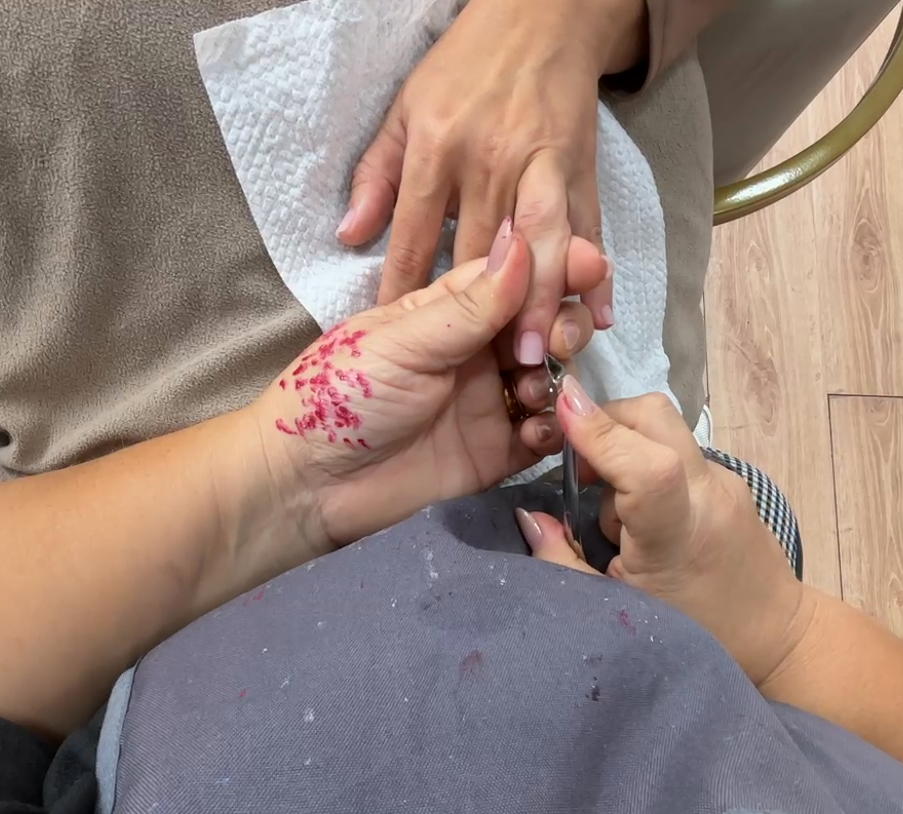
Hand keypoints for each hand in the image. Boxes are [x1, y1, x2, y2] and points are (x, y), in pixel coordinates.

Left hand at [254, 222, 608, 547]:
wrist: (310, 484)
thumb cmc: (342, 397)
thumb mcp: (403, 342)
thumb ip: (469, 305)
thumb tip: (522, 240)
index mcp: (449, 313)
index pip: (515, 279)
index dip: (555, 269)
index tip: (591, 265)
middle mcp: (475, 353)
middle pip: (543, 327)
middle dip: (563, 327)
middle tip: (558, 344)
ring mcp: (486, 404)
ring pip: (550, 380)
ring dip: (559, 379)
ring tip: (536, 391)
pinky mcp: (492, 453)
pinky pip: (539, 436)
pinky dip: (550, 429)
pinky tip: (537, 429)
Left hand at [336, 0, 645, 366]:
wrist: (542, 11)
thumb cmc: (464, 68)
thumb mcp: (404, 109)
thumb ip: (376, 176)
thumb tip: (350, 236)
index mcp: (436, 149)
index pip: (414, 236)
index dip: (403, 289)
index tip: (399, 338)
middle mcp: (489, 161)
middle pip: (486, 251)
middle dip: (486, 313)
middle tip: (492, 368)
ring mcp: (540, 166)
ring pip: (543, 244)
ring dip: (542, 303)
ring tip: (540, 354)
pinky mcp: (580, 170)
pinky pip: (588, 230)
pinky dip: (596, 273)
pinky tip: (599, 314)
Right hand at [515, 382, 811, 683]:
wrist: (777, 634)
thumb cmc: (694, 633)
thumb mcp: (618, 609)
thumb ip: (564, 562)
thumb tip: (531, 515)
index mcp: (678, 537)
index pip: (646, 466)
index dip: (601, 432)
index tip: (561, 405)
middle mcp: (709, 495)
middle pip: (656, 416)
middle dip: (603, 418)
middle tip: (572, 460)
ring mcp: (725, 481)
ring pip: (663, 427)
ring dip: (621, 443)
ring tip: (605, 502)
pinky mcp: (728, 479)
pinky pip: (674, 447)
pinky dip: (641, 458)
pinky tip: (633, 508)